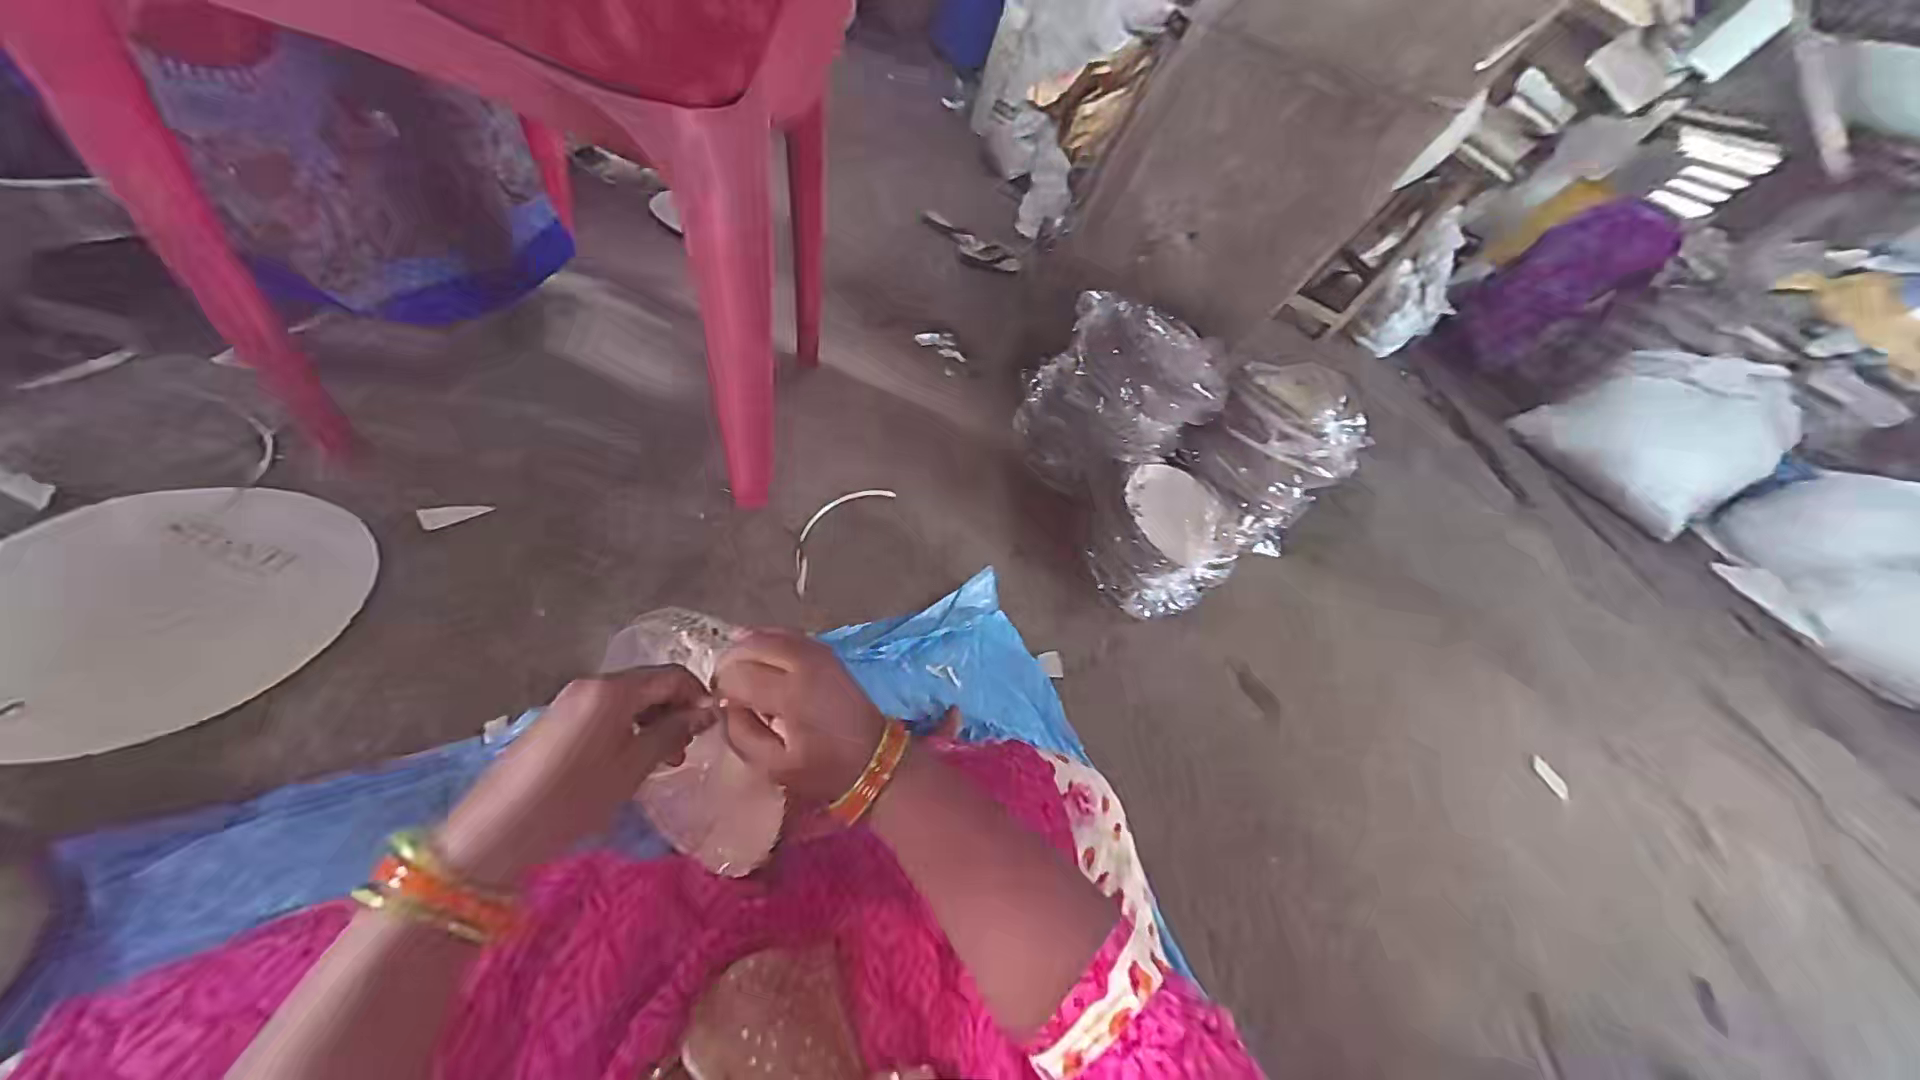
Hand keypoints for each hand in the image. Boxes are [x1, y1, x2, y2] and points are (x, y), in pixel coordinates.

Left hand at [437, 665, 710, 886]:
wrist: (492, 837)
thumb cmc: (573, 798)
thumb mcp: (634, 766)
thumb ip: (674, 732)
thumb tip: (707, 711)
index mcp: (612, 689)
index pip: (672, 674)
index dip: (698, 694)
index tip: (713, 723)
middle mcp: (590, 685)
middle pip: (648, 684)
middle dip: (675, 709)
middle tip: (687, 748)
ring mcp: (569, 702)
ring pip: (628, 700)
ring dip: (653, 721)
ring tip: (662, 760)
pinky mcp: (555, 722)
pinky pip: (605, 714)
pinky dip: (627, 729)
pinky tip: (629, 761)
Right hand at [713, 628, 887, 804]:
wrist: (873, 756)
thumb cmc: (823, 768)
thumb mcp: (773, 765)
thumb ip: (740, 733)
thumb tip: (726, 704)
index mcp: (792, 693)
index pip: (737, 674)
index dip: (721, 690)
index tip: (722, 707)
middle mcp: (805, 662)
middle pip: (748, 644)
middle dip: (729, 664)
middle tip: (726, 689)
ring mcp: (818, 651)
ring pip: (766, 633)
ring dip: (745, 651)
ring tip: (741, 677)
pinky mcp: (825, 650)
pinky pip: (785, 634)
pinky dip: (766, 643)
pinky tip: (761, 665)